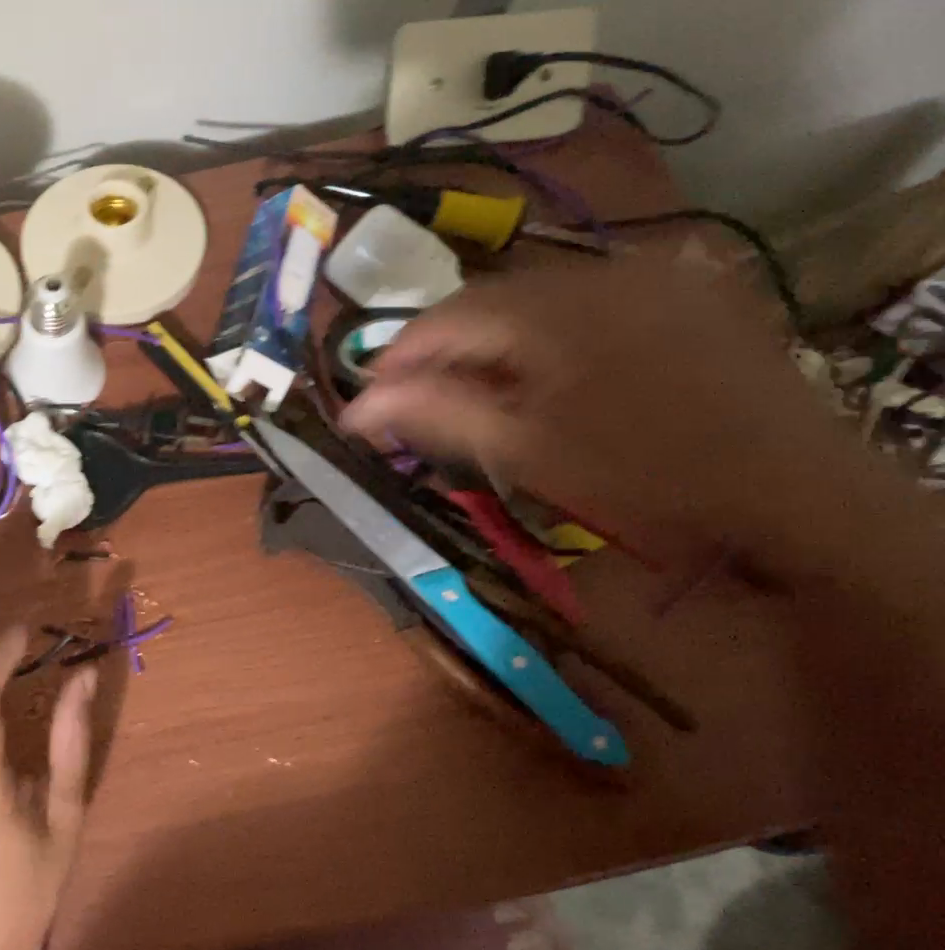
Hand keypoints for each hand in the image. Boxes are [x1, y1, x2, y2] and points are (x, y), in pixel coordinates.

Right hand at [340, 259, 869, 573]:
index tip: (368, 392)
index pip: (447, 314)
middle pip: (490, 297)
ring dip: (495, 335)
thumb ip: (434, 415)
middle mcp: (601, 271)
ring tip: (478, 384)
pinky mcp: (683, 289)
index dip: (398, 352)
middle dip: (446, 344)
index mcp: (555, 310)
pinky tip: (546, 367)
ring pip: (538, 294)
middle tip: (419, 393)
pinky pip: (589, 296)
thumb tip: (353, 408)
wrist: (789, 485)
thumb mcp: (524, 450)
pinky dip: (549, 327)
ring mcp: (650, 274)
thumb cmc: (642, 475)